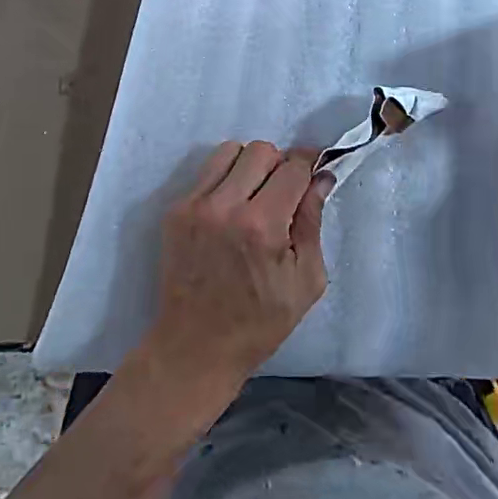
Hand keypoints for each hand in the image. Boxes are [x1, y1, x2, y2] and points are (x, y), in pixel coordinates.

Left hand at [142, 142, 333, 383]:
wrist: (194, 348)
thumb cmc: (259, 322)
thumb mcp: (306, 279)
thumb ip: (312, 221)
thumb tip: (322, 178)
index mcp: (261, 226)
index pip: (293, 167)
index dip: (310, 166)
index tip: (315, 175)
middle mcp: (225, 207)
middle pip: (261, 150)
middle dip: (280, 166)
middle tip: (284, 195)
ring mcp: (194, 206)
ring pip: (231, 151)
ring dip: (250, 166)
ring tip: (255, 197)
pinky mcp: (175, 211)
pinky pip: (207, 171)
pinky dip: (226, 179)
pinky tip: (232, 210)